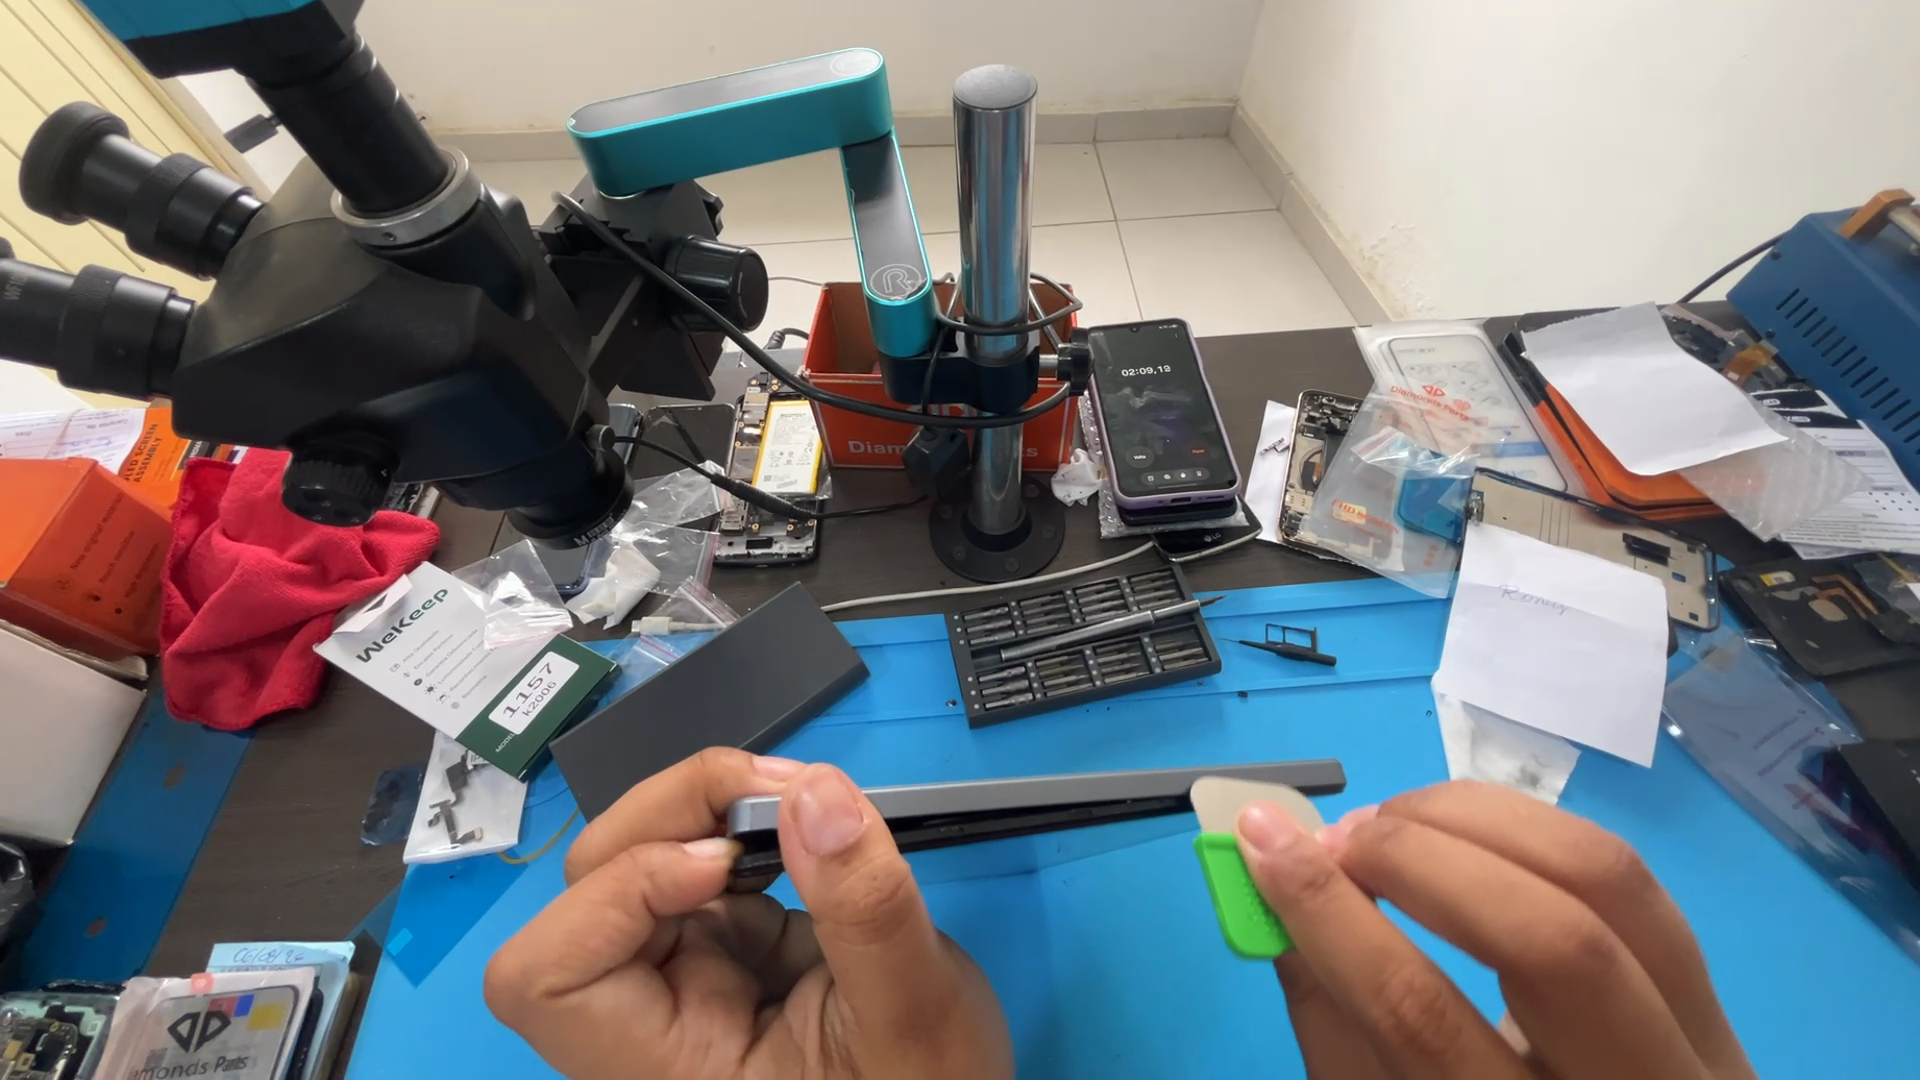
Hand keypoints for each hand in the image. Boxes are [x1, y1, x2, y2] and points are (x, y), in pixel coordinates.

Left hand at [486, 748, 1010, 1078]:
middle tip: (777, 786)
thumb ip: (865, 908)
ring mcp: (690, 966)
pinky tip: (807, 821)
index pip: (550, 974)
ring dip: (709, 802)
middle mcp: (654, 1010)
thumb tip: (813, 788)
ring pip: (641, 852)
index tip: (726, 866)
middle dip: (674, 810)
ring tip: (800, 794)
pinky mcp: (729, 935)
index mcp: (666, 1065)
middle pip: (590, 884)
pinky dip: (745, 815)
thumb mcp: (916, 1013)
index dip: (619, 894)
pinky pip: (703, 853)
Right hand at [1236, 780, 1755, 1079]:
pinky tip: (1446, 836)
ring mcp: (1713, 1046)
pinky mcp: (1716, 994)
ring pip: (1602, 875)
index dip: (1327, 909)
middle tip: (1336, 842)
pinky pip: (1616, 869)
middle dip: (1411, 855)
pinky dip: (1508, 824)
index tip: (1260, 835)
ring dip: (1464, 819)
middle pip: (1551, 936)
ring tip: (1385, 827)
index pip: (1420, 1015)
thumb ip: (1319, 999)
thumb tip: (1269, 868)